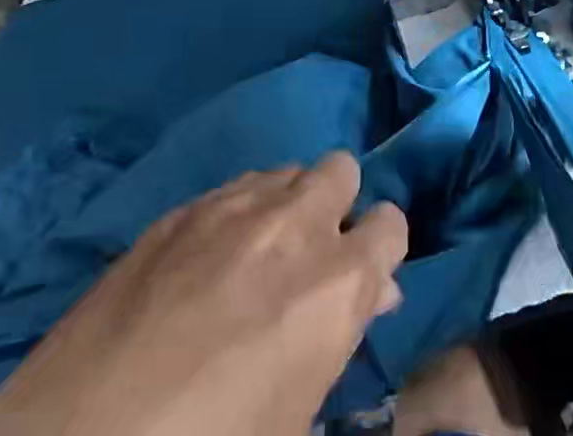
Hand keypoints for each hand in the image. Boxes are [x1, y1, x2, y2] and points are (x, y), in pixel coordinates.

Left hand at [0, 152, 407, 435]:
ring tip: (257, 251)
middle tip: (310, 252)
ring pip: (284, 171)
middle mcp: (294, 224)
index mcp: (338, 281)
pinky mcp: (180, 208)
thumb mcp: (301, 402)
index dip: (380, 247)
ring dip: (286, 203)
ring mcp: (232, 207)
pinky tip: (207, 255)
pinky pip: (233, 187)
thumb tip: (373, 291)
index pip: (391, 224)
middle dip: (337, 203)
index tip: (365, 271)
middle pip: (340, 169)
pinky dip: (237, 211)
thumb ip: (343, 328)